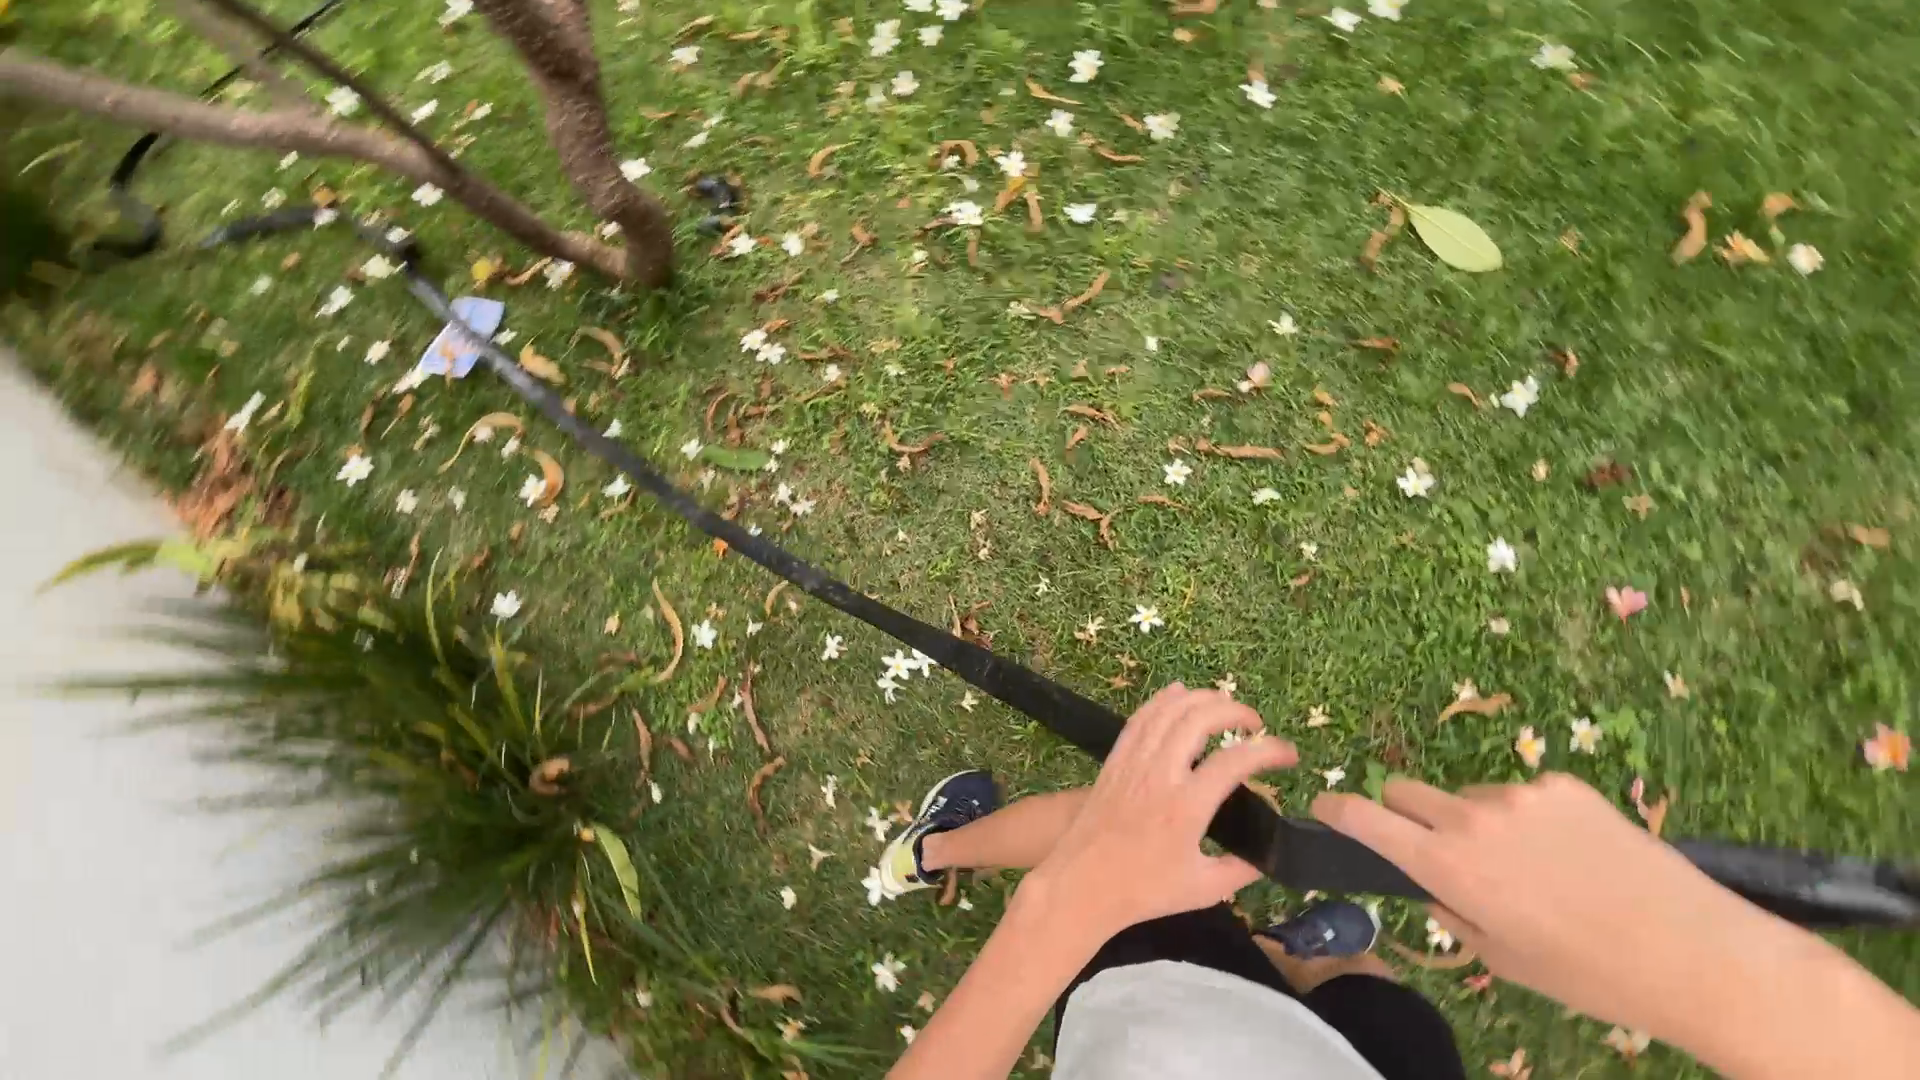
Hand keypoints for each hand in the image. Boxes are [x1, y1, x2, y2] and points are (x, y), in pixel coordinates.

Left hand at [1023, 684, 1296, 938]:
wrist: (1083, 883)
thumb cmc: (1144, 890)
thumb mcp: (1204, 889)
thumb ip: (1243, 869)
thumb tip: (1267, 853)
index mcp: (1186, 806)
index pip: (1234, 762)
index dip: (1268, 751)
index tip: (1289, 753)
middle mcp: (1160, 774)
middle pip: (1198, 719)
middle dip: (1233, 710)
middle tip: (1254, 724)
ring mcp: (1134, 761)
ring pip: (1167, 711)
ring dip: (1200, 699)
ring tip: (1225, 704)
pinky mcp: (1116, 759)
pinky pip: (1140, 718)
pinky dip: (1162, 700)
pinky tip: (1179, 693)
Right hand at [1312, 773, 1801, 1041]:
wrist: (1702, 957)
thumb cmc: (1590, 974)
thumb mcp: (1502, 959)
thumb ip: (1451, 911)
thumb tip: (1436, 883)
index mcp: (1448, 866)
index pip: (1363, 817)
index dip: (1333, 807)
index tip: (1322, 805)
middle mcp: (1471, 819)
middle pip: (1403, 791)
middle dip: (1405, 814)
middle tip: (1442, 849)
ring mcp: (1518, 795)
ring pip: (1467, 796)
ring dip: (1476, 821)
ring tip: (1535, 863)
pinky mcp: (1561, 784)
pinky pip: (1520, 794)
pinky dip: (1528, 817)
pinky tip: (1574, 850)